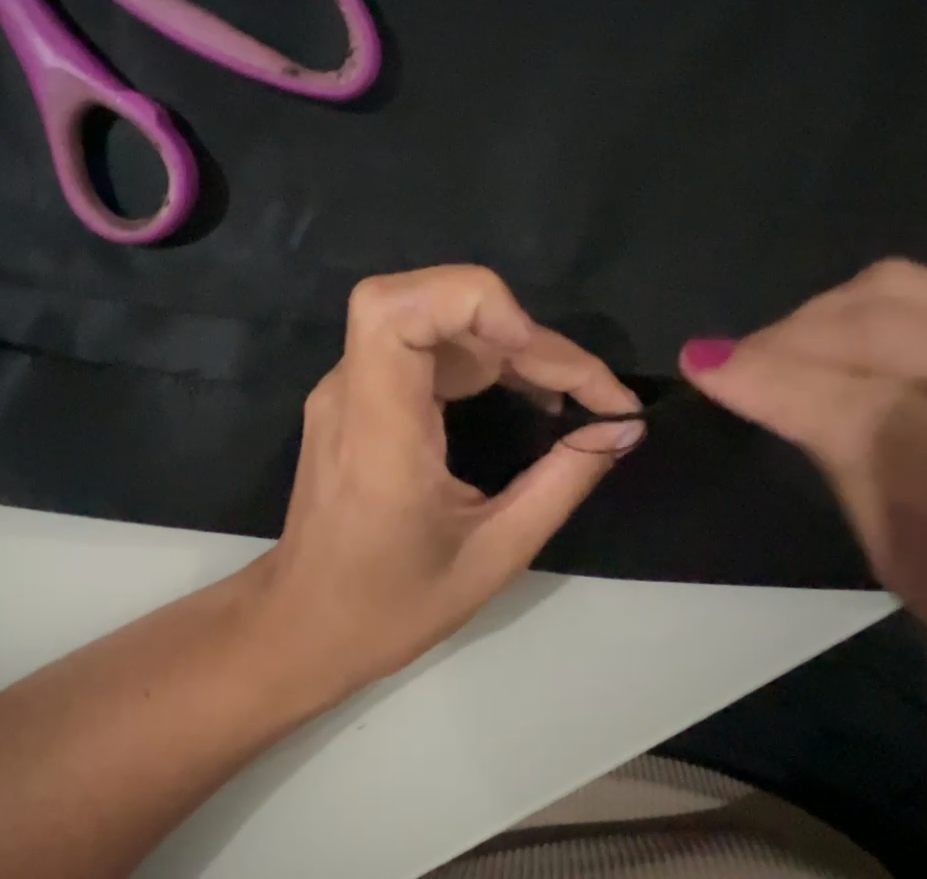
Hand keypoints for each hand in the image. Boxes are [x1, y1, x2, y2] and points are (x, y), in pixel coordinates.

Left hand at [257, 265, 643, 688]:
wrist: (302, 626)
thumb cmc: (390, 606)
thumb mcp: (494, 555)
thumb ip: (563, 481)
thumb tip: (624, 427)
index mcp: (378, 430)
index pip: (395, 310)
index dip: (471, 301)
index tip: (535, 350)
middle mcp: (352, 390)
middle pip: (424, 301)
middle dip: (513, 326)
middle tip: (580, 387)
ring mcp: (348, 388)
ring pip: (430, 318)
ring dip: (505, 341)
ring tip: (566, 392)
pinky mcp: (358, 396)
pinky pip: (423, 347)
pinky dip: (481, 355)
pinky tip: (524, 393)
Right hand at [679, 259, 926, 689]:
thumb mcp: (910, 574)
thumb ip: (853, 468)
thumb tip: (771, 381)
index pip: (898, 421)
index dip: (792, 385)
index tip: (702, 367)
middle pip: (907, 334)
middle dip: (796, 337)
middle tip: (734, 360)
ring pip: (924, 292)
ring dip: (827, 313)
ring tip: (784, 348)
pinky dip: (873, 311)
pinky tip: (841, 340)